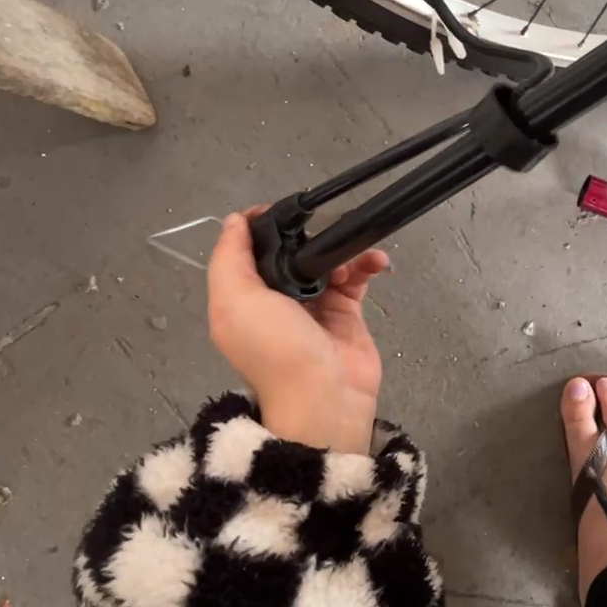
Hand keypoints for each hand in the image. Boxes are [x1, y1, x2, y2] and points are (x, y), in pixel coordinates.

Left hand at [207, 212, 391, 453]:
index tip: (279, 209)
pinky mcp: (346, 312)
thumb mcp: (236, 302)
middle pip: (287, 253)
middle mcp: (273, 302)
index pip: (244, 252)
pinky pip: (355, 277)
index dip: (257, 226)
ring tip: (350, 252)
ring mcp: (312, 306)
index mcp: (241, 300)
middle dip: (304, 235)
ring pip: (324, 261)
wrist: (325, 397)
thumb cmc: (277, 347)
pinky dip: (366, 264)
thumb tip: (235, 220)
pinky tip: (376, 262)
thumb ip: (230, 258)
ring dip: (339, 249)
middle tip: (322, 224)